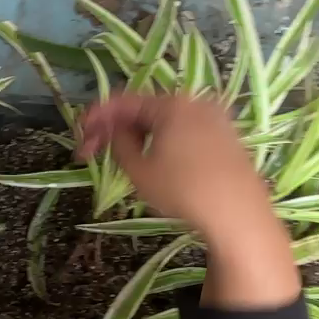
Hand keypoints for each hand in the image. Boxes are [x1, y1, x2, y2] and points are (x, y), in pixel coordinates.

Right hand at [77, 93, 297, 307]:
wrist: (239, 216)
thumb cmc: (183, 191)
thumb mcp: (138, 169)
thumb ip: (119, 142)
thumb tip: (115, 131)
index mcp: (171, 105)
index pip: (122, 102)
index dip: (95, 119)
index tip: (79, 138)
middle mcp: (195, 103)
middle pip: (144, 110)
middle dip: (115, 128)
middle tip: (94, 151)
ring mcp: (215, 119)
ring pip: (164, 121)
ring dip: (138, 135)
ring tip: (121, 158)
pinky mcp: (226, 137)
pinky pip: (184, 131)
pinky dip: (162, 141)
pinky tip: (152, 160)